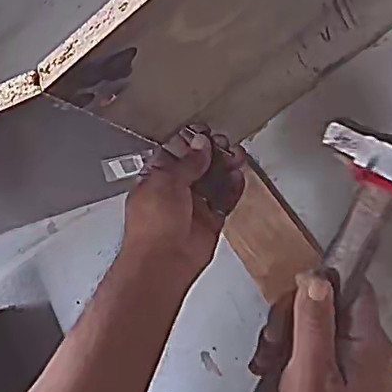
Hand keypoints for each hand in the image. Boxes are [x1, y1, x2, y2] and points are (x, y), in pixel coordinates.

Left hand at [118, 126, 245, 283]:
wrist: (163, 260)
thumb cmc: (152, 224)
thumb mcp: (166, 181)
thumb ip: (187, 162)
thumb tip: (200, 144)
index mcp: (154, 177)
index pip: (174, 152)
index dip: (190, 141)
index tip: (205, 132)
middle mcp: (173, 190)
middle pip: (197, 165)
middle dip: (211, 153)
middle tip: (224, 143)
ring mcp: (192, 205)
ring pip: (213, 180)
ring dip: (225, 167)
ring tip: (237, 155)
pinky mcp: (209, 220)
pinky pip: (224, 200)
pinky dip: (233, 188)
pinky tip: (239, 175)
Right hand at [263, 272, 391, 391]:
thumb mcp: (310, 370)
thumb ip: (312, 324)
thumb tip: (316, 279)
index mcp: (364, 338)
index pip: (353, 287)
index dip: (322, 282)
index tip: (293, 296)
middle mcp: (360, 340)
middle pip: (324, 299)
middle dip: (290, 312)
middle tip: (274, 339)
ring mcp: (346, 351)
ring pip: (309, 316)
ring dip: (282, 331)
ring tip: (269, 357)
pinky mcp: (331, 361)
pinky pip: (305, 335)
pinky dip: (285, 345)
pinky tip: (272, 363)